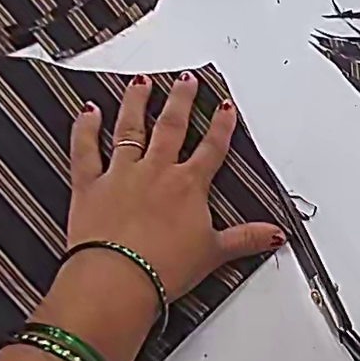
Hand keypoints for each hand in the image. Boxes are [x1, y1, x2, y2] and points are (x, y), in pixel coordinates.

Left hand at [30, 73, 283, 360]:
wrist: (118, 280)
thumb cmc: (163, 267)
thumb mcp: (214, 253)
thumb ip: (246, 238)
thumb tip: (274, 236)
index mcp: (189, 185)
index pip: (212, 147)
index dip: (221, 125)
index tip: (225, 107)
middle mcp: (156, 171)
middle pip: (172, 126)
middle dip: (181, 100)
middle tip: (186, 81)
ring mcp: (122, 175)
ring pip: (131, 128)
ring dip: (137, 103)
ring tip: (141, 83)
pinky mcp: (90, 186)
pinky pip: (85, 150)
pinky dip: (85, 129)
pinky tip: (88, 112)